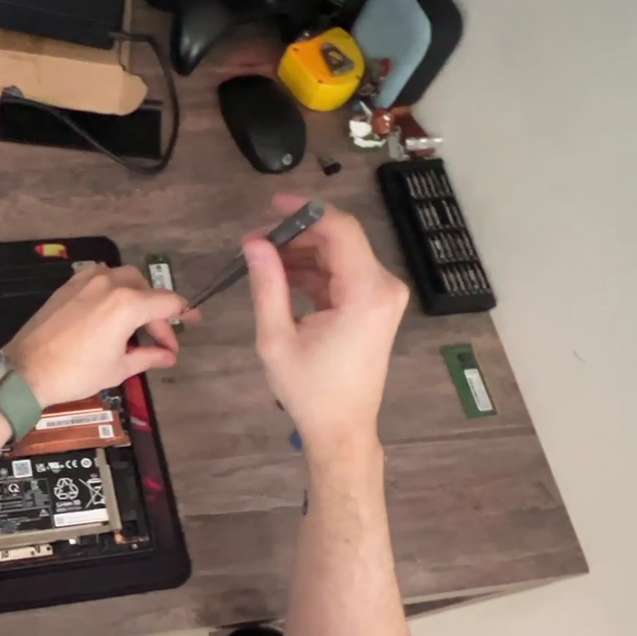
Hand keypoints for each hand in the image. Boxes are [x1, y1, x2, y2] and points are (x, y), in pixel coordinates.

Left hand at [4, 264, 192, 405]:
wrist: (27, 370)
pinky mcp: (68, 286)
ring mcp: (86, 280)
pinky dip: (112, 293)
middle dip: (157, 312)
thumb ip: (147, 357)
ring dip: (135, 298)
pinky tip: (110, 315)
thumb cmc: (76, 373)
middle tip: (158, 339)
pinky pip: (100, 280)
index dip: (183, 315)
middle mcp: (110, 283)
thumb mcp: (117, 369)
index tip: (192, 324)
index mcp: (128, 304)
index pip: (168, 302)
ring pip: (123, 279)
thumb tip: (168, 356)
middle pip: (146, 288)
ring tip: (135, 325)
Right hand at [243, 195, 409, 454]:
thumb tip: (254, 244)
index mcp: (365, 291)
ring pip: (340, 257)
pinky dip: (314, 274)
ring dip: (302, 255)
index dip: (304, 211)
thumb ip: (267, 285)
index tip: (270, 208)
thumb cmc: (309, 390)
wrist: (341, 428)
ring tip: (262, 263)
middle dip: (297, 236)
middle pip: (340, 240)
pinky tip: (283, 280)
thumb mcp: (276, 338)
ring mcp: (382, 297)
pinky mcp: (374, 307)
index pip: (339, 230)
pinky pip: (342, 277)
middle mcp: (383, 286)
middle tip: (255, 244)